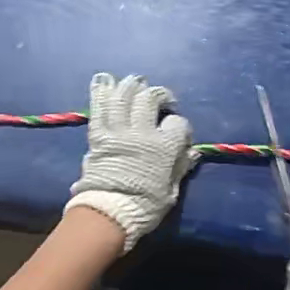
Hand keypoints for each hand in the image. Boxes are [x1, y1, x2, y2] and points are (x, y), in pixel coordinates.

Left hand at [65, 73, 191, 252]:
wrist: (109, 211)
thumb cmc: (144, 205)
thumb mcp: (171, 189)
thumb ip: (180, 167)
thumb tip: (192, 152)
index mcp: (164, 147)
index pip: (177, 123)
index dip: (178, 124)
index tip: (175, 129)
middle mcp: (142, 133)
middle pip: (149, 100)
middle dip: (156, 94)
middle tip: (157, 97)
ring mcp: (118, 131)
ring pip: (123, 97)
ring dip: (129, 85)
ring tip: (134, 82)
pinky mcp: (98, 135)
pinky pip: (99, 108)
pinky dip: (100, 91)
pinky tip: (103, 78)